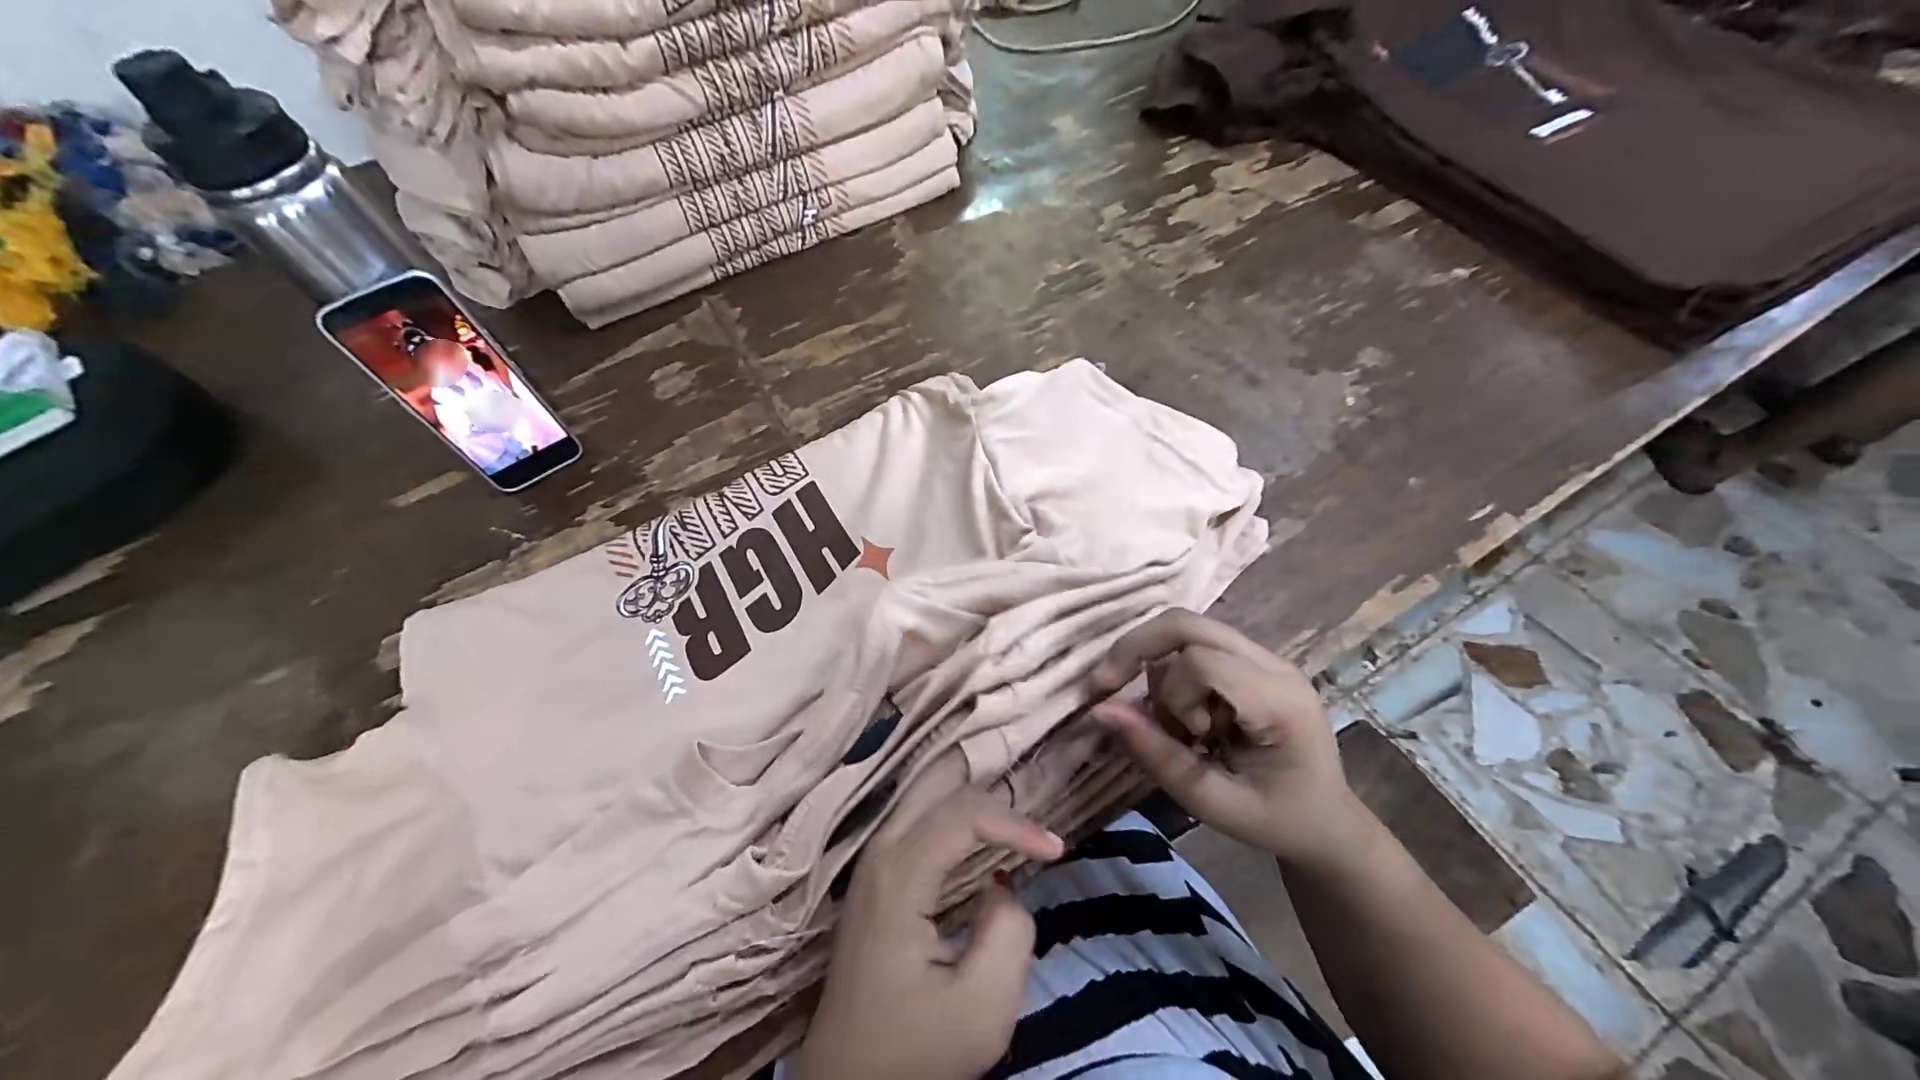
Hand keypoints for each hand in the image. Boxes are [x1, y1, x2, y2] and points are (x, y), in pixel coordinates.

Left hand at [796, 788, 1065, 1079]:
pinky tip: (983, 827)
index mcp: (898, 877)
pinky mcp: (879, 873)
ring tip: (1017, 816)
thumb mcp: (981, 1011)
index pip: (962, 815)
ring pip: (926, 792)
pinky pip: (920, 816)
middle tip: (1036, 813)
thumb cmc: (914, 1049)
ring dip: (974, 796)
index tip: (1057, 850)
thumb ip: (1009, 935)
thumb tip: (1002, 885)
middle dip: (992, 789)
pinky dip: (957, 811)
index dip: (1015, 824)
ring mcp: (874, 859)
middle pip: (937, 784)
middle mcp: (880, 852)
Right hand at [1089, 609, 1365, 866]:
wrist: (1327, 822)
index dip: (1168, 694)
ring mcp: (1264, 657)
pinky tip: (1183, 713)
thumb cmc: (1277, 820)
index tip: (1174, 735)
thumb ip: (1158, 755)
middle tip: (1107, 686)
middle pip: (1187, 623)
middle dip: (1137, 649)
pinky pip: (1195, 643)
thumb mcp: (1214, 803)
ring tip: (1174, 721)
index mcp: (1279, 701)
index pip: (1201, 662)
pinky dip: (1170, 670)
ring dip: (1158, 667)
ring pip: (1185, 629)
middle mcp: (1273, 664)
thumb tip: (1100, 711)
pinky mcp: (1251, 661)